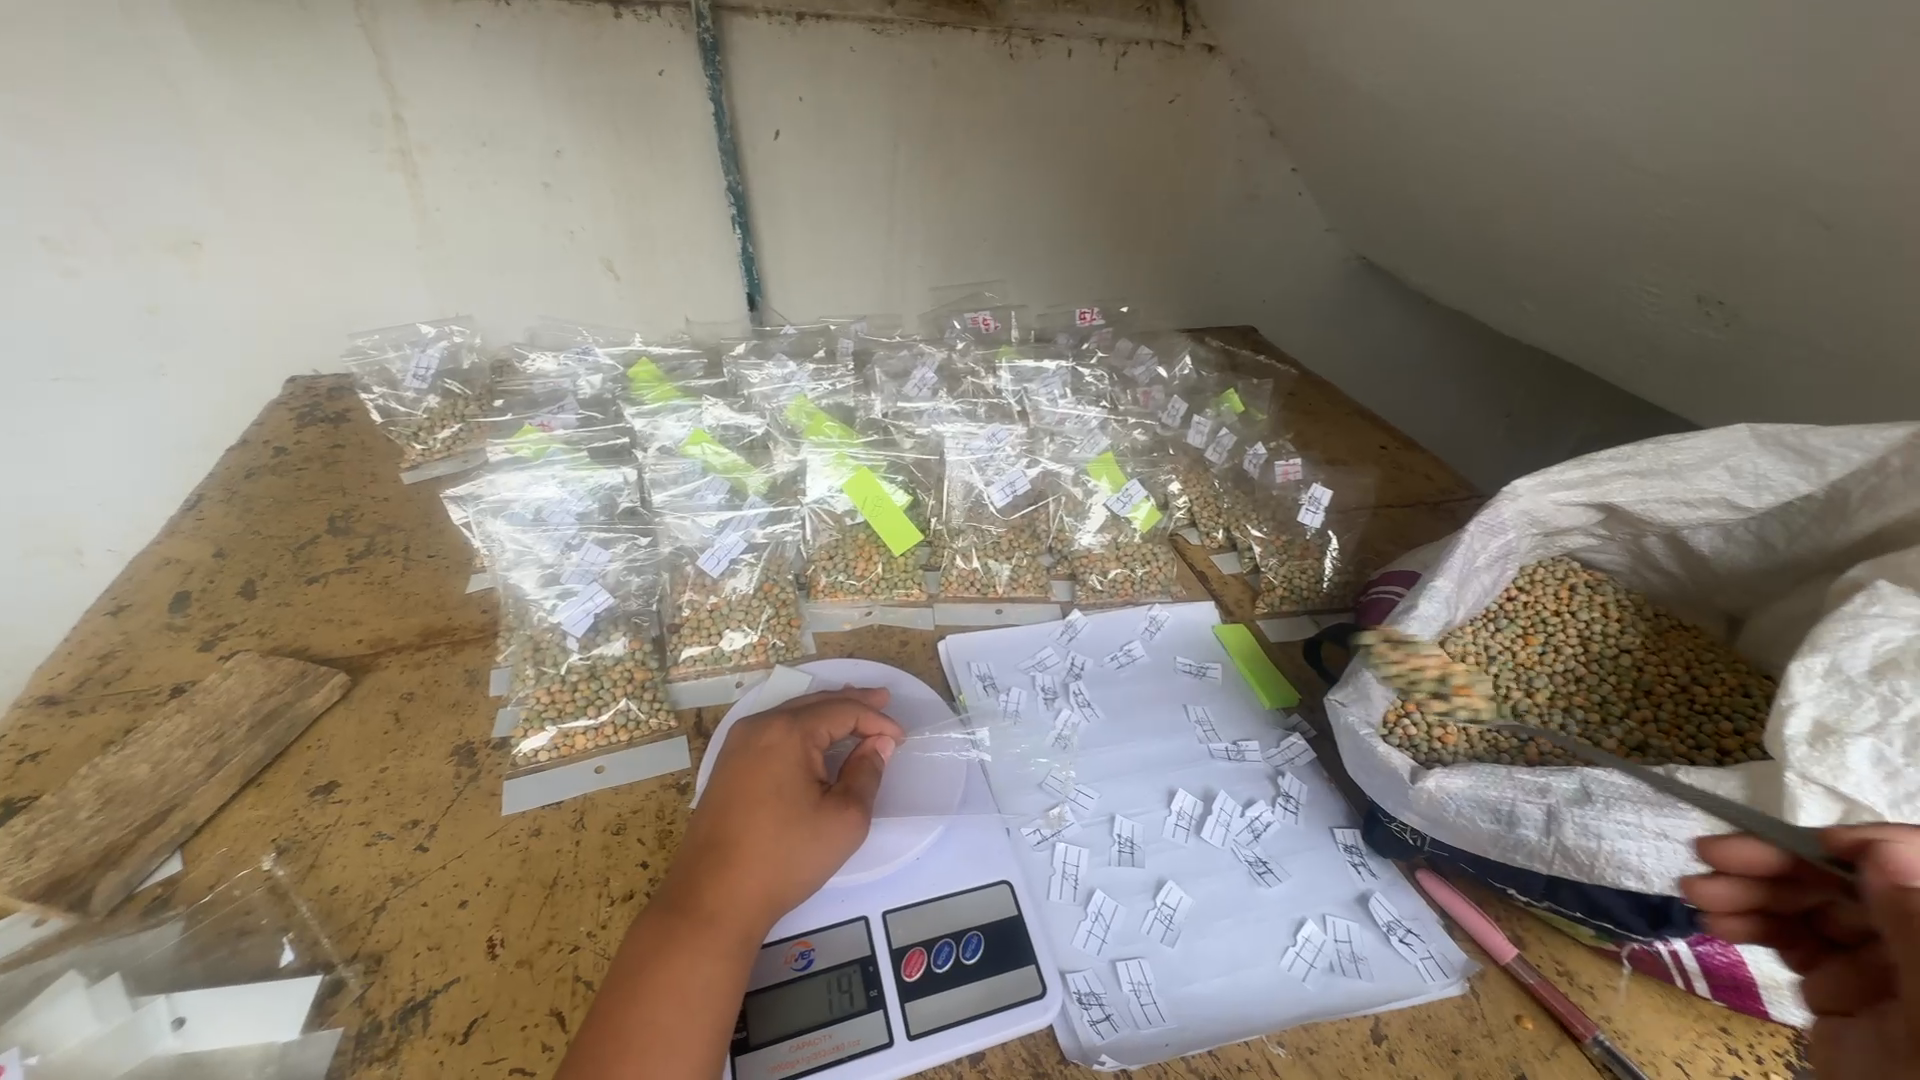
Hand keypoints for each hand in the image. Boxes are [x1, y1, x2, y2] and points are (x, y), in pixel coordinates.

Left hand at [662, 687, 903, 936]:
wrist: (713, 898)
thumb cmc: (784, 858)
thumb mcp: (844, 819)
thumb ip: (866, 773)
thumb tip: (878, 744)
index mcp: (788, 732)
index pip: (843, 711)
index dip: (877, 720)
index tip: (902, 738)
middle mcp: (759, 726)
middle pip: (815, 703)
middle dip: (852, 701)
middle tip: (884, 698)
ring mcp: (737, 745)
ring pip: (792, 714)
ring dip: (826, 712)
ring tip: (855, 709)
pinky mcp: (728, 765)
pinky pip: (774, 732)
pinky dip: (802, 728)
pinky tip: (815, 736)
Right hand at [1681, 824, 1919, 1078]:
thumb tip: (1879, 849)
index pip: (1918, 865)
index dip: (1865, 846)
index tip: (1802, 841)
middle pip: (1850, 882)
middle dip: (1778, 867)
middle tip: (1708, 856)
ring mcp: (1887, 968)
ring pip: (1809, 906)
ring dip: (1749, 893)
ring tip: (1695, 894)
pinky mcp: (1845, 988)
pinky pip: (1793, 939)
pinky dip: (1749, 923)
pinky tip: (1716, 924)